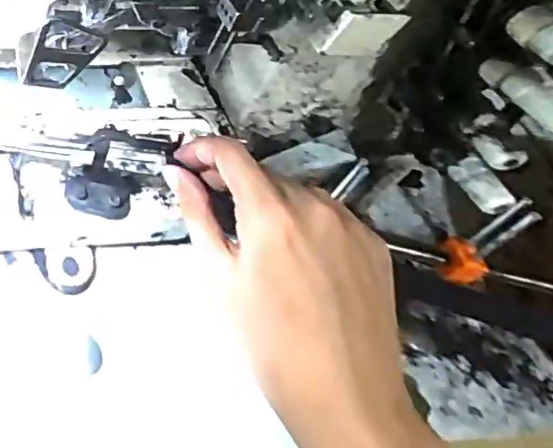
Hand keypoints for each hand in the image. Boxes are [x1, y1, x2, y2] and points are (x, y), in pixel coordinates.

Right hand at [166, 138, 438, 447]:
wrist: (350, 403)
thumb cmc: (279, 351)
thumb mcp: (221, 280)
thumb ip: (198, 216)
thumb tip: (180, 178)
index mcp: (271, 214)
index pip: (230, 153)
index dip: (202, 149)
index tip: (189, 159)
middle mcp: (313, 208)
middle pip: (262, 172)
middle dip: (233, 181)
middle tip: (215, 205)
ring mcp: (347, 224)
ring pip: (295, 191)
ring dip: (271, 201)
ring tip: (260, 243)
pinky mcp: (371, 243)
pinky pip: (329, 214)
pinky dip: (307, 222)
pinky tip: (299, 257)